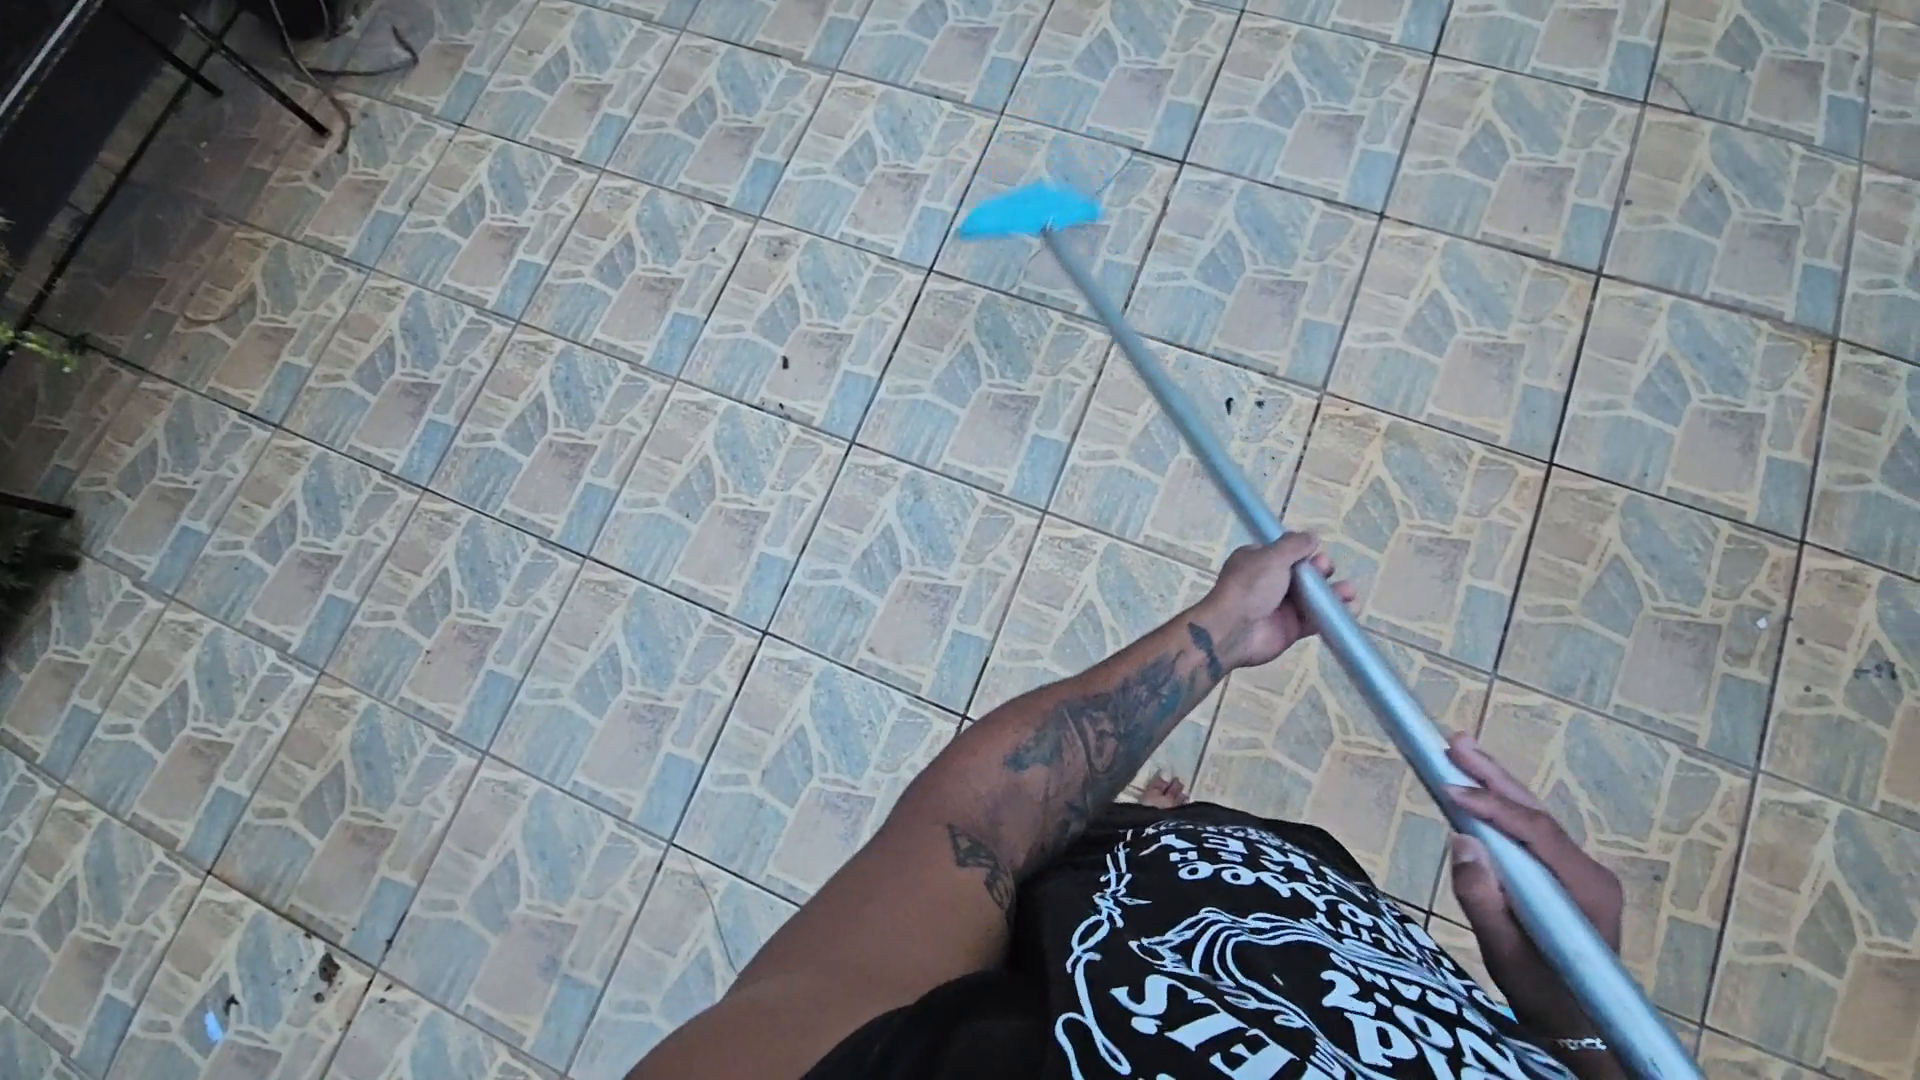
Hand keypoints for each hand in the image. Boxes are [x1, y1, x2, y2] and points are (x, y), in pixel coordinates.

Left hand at [1193, 533, 1356, 670]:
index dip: (1303, 551)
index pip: (1286, 552)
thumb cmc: (1249, 586)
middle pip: (1303, 573)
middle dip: (1320, 570)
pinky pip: (1316, 619)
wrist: (1233, 629)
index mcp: (1258, 561)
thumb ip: (1293, 545)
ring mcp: (1280, 606)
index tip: (1314, 551)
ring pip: (1313, 596)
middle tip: (1325, 569)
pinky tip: (1352, 608)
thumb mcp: (1270, 556)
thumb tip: (1311, 536)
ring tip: (1349, 591)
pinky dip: (1333, 613)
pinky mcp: (1291, 627)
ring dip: (1333, 592)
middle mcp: (1269, 582)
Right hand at [1445, 734, 1623, 1041]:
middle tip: (1454, 741)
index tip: (1448, 787)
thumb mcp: (1505, 954)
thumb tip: (1461, 840)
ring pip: (1532, 816)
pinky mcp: (1562, 875)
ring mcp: (1577, 872)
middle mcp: (1587, 872)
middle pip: (1535, 812)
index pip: (1534, 831)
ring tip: (1460, 750)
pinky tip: (1475, 787)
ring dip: (1493, 783)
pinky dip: (1499, 805)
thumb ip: (1483, 899)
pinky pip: (1528, 830)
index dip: (1491, 806)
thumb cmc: (1542, 993)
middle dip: (1492, 776)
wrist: (1578, 1027)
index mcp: (1584, 889)